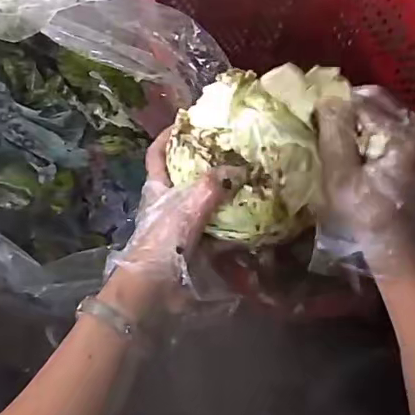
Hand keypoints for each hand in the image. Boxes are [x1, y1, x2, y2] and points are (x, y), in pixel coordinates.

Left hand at [102, 129, 241, 320]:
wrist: (154, 292)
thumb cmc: (162, 243)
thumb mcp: (185, 208)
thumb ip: (211, 186)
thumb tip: (238, 168)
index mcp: (157, 188)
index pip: (157, 153)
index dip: (169, 135)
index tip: (189, 122)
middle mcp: (169, 203)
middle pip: (187, 176)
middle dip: (210, 164)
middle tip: (238, 151)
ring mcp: (184, 226)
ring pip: (208, 202)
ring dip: (229, 194)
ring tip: (256, 179)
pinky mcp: (198, 247)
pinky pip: (222, 230)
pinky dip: (238, 224)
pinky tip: (260, 217)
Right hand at [316, 87, 414, 283]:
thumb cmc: (372, 223)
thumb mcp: (341, 180)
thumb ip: (334, 134)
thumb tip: (326, 99)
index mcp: (400, 132)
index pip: (360, 98)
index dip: (332, 104)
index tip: (312, 120)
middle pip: (378, 102)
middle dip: (349, 109)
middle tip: (324, 131)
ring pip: (389, 118)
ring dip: (363, 124)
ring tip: (340, 148)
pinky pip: (399, 136)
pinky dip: (378, 139)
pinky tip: (363, 163)